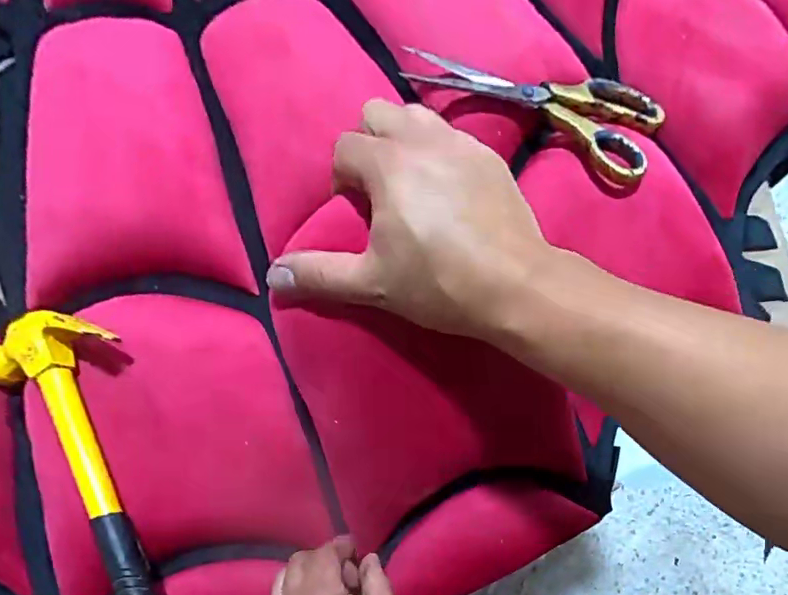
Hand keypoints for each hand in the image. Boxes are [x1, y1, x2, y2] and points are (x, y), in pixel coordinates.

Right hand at [266, 100, 556, 339]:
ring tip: (414, 187)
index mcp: (386, 163)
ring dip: (405, 141)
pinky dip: (442, 154)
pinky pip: (455, 137)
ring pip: (418, 117)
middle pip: (378, 114)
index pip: (345, 148)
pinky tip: (451, 192)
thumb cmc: (439, 284)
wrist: (514, 286)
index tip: (358, 215)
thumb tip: (274, 276)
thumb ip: (321, 275)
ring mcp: (461, 143)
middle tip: (382, 196)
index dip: (343, 180)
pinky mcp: (491, 158)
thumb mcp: (373, 284)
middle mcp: (421, 139)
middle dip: (370, 147)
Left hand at [270, 537, 403, 594]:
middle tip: (347, 573)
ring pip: (282, 580)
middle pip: (298, 563)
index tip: (354, 549)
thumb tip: (366, 560)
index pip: (322, 555)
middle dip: (322, 558)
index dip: (339, 546)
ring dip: (305, 573)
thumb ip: (375, 580)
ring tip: (331, 588)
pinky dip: (295, 592)